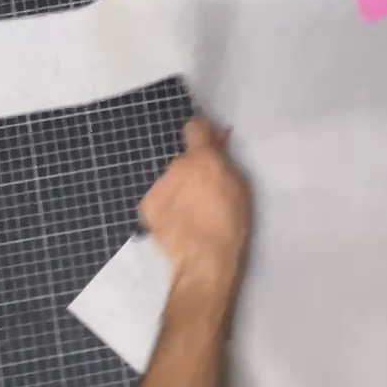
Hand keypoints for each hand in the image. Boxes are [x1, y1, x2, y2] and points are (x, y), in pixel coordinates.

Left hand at [140, 117, 251, 300]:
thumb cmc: (232, 223)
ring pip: (169, 179)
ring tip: (190, 213)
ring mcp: (157, 185)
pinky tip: (177, 221)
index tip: (207, 143)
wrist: (205, 259)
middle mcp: (175, 165)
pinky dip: (167, 205)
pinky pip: (158, 198)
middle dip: (192, 168)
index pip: (195, 126)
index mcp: (202, 158)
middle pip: (182, 159)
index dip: (202, 133)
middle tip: (203, 191)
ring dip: (178, 188)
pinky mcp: (146, 206)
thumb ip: (226, 162)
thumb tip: (217, 143)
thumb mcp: (240, 187)